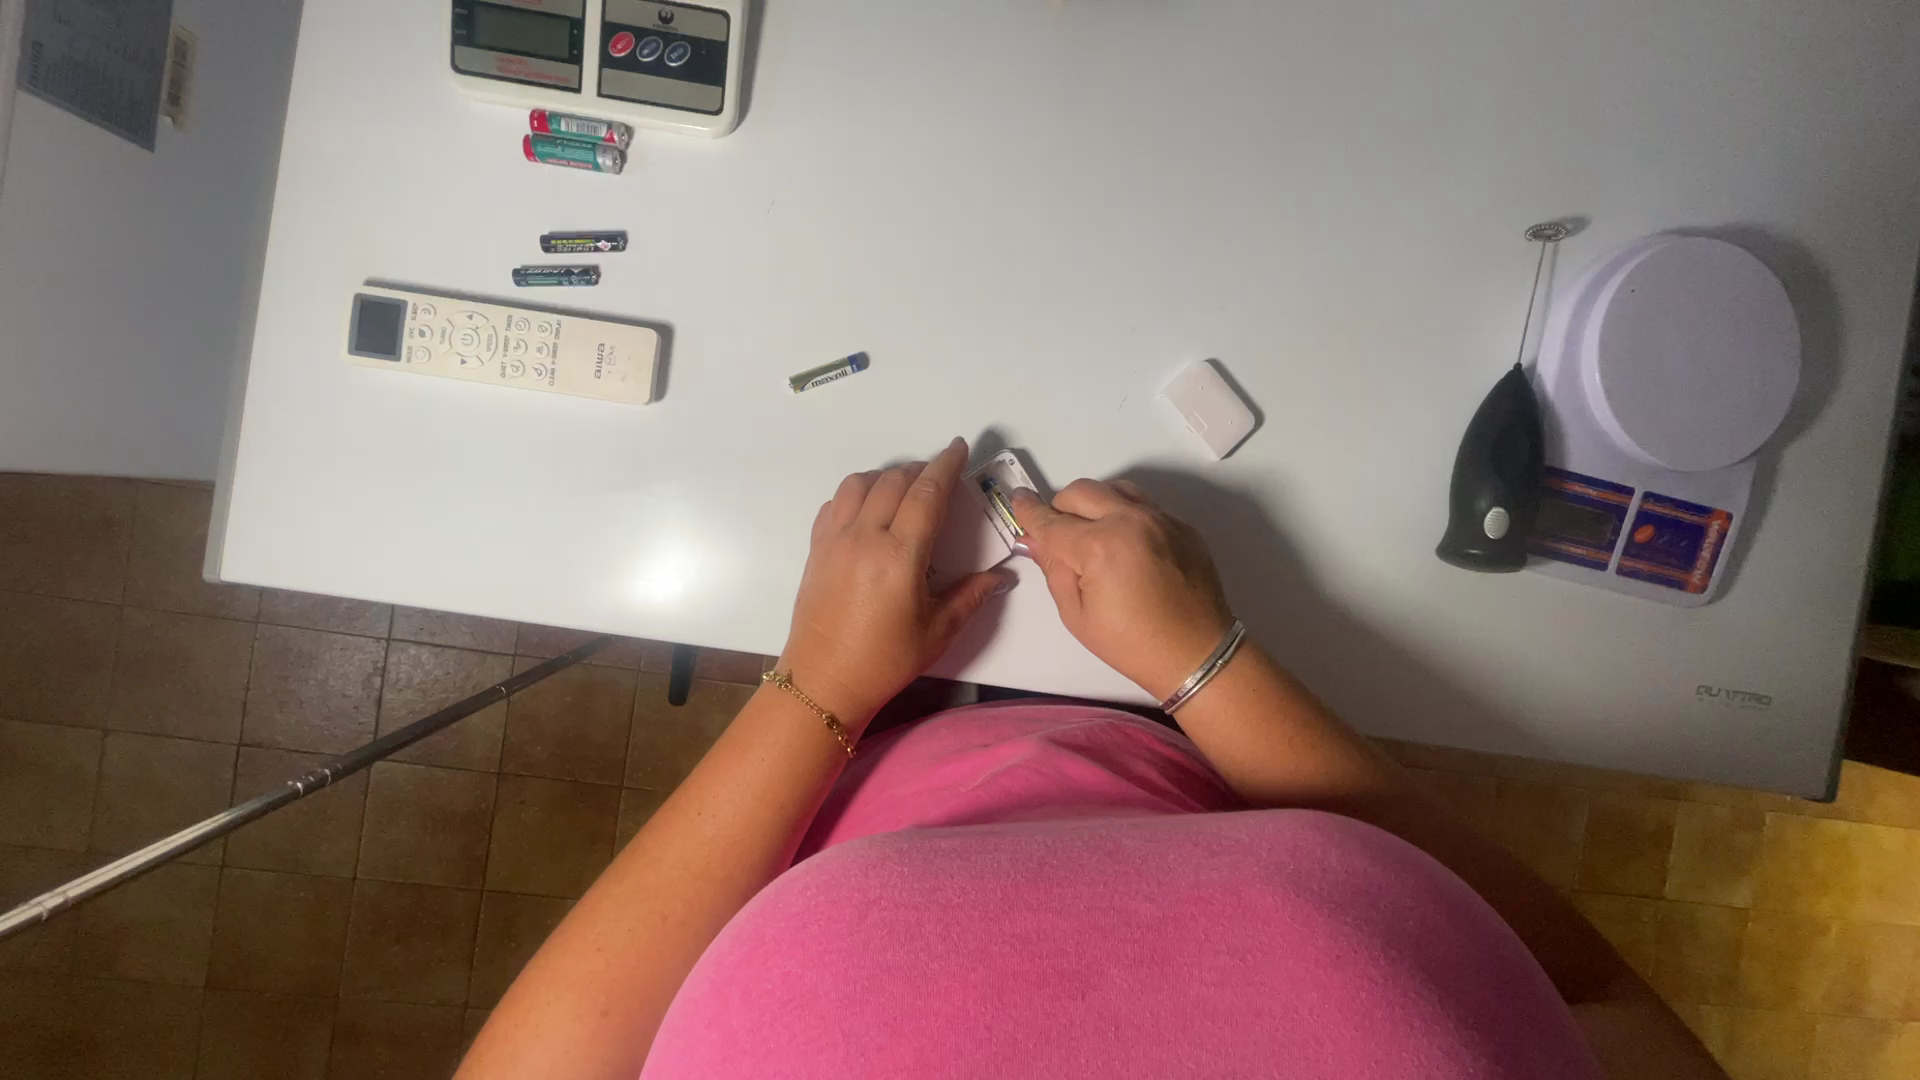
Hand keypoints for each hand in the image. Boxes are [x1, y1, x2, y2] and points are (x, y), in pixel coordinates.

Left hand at [780, 437, 1014, 725]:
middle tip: (938, 477)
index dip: (946, 465)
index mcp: (900, 555)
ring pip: (860, 483)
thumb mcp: (937, 632)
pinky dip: (856, 494)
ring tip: (903, 490)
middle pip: (895, 481)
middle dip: (920, 470)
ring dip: (886, 476)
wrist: (822, 682)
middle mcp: (865, 537)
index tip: (959, 447)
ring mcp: (835, 539)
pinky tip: (868, 510)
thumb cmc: (885, 660)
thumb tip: (1002, 576)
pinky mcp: (816, 549)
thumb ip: (971, 596)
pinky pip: (835, 503)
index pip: (927, 493)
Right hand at [1011, 479, 1233, 700]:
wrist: (1197, 654)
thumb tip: (1035, 540)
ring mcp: (1161, 519)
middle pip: (1080, 492)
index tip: (1017, 501)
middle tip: (1061, 537)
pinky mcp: (1181, 525)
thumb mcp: (1077, 615)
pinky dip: (1126, 515)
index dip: (1029, 512)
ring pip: (1114, 489)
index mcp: (1099, 546)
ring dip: (1094, 504)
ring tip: (1095, 536)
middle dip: (1061, 508)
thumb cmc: (1131, 644)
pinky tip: (1128, 547)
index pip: (1051, 521)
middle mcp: (1130, 520)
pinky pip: (1144, 505)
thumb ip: (1054, 570)